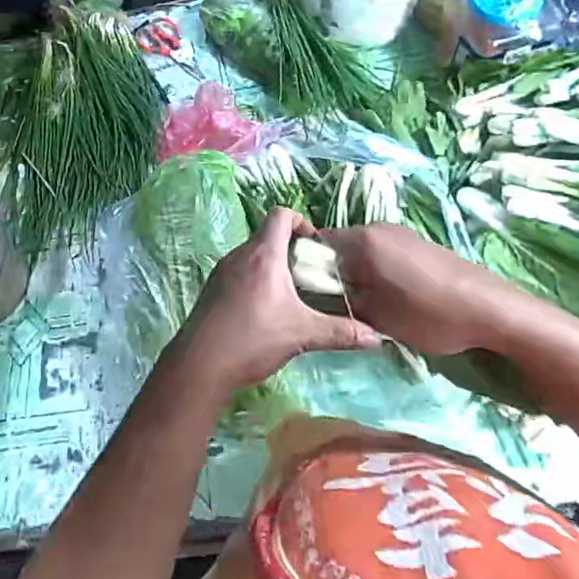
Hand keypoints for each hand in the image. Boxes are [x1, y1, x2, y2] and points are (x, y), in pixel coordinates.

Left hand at [173, 209, 380, 393]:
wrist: (200, 364)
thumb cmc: (253, 338)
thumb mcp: (302, 334)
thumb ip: (341, 333)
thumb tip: (378, 338)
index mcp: (263, 254)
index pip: (281, 214)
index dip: (301, 221)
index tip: (316, 246)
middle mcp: (239, 255)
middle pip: (267, 236)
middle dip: (291, 250)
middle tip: (310, 276)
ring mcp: (221, 271)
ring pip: (252, 255)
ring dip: (273, 267)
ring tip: (291, 296)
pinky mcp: (212, 289)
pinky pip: (239, 272)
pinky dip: (255, 281)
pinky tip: (265, 312)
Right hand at [316, 224, 516, 354]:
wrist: (490, 309)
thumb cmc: (427, 313)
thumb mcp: (376, 315)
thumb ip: (343, 300)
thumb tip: (324, 293)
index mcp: (363, 239)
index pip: (317, 242)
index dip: (307, 264)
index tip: (307, 290)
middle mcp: (379, 228)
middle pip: (341, 245)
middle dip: (333, 270)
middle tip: (333, 300)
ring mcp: (402, 234)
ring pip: (364, 250)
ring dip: (358, 271)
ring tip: (363, 301)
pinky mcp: (420, 244)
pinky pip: (384, 252)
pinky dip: (378, 270)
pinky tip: (390, 295)